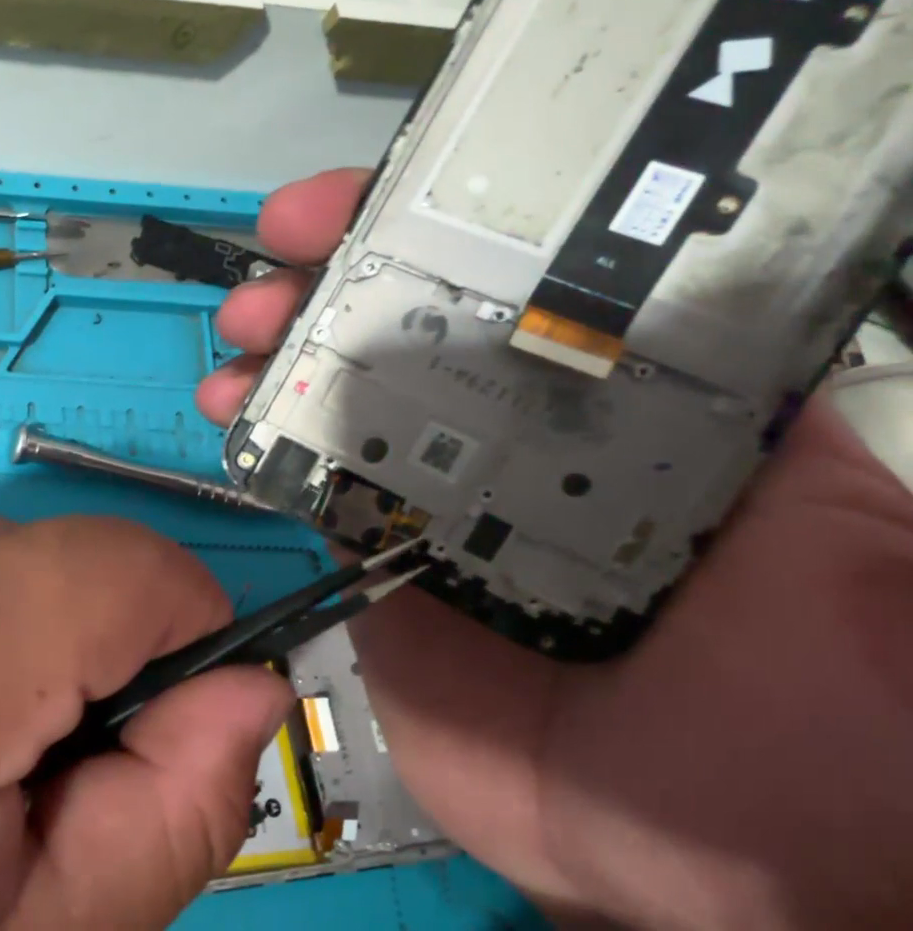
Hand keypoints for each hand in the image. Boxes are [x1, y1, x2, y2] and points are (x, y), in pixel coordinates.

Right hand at [197, 170, 912, 928]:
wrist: (710, 849)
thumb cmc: (807, 686)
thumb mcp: (823, 516)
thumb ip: (762, 408)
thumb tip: (715, 270)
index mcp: (602, 405)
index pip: (504, 286)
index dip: (431, 227)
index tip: (360, 201)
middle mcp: (500, 435)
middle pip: (396, 333)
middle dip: (328, 279)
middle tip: (273, 261)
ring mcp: (423, 498)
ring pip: (332, 399)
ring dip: (277, 352)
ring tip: (238, 334)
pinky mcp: (365, 564)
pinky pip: (301, 488)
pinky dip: (256, 443)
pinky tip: (227, 414)